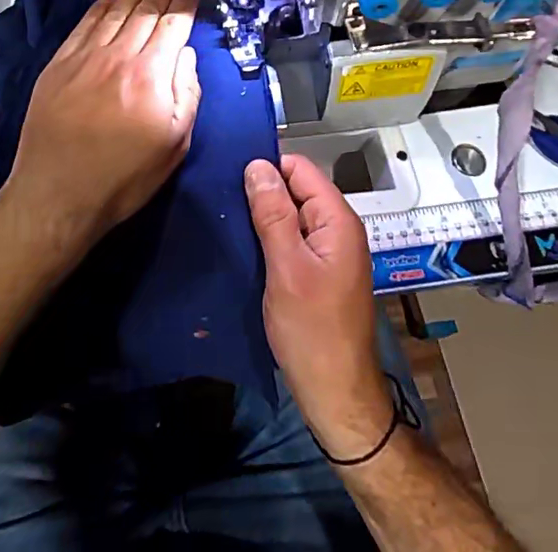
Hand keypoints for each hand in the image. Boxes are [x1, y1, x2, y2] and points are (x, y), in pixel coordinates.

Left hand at [0, 0, 202, 269]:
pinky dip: (98, 8)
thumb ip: (187, 93)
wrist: (56, 196)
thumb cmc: (124, 177)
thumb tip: (185, 55)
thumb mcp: (175, 144)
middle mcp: (118, 57)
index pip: (173, 24)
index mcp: (151, 75)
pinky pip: (83, 27)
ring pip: (115, 12)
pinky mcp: (58, 67)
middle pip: (145, 10)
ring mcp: (84, 59)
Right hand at [245, 155, 392, 458]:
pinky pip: (292, 239)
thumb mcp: (287, 268)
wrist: (335, 392)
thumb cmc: (312, 330)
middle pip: (296, 190)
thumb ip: (273, 214)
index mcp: (337, 220)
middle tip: (220, 198)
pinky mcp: (318, 271)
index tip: (228, 175)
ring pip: (292, 215)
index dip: (267, 167)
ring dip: (263, 216)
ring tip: (226, 218)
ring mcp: (329, 251)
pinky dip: (270, 238)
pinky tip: (244, 245)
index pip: (300, 169)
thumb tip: (257, 165)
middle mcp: (337, 228)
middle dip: (262, 191)